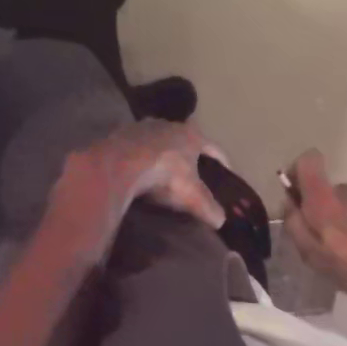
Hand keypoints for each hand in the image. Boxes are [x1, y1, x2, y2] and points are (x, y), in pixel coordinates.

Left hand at [57, 119, 227, 229]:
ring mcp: (142, 127)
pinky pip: (135, 148)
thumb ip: (209, 208)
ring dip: (163, 153)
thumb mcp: (192, 197)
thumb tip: (220, 221)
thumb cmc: (165, 177)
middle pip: (185, 140)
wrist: (119, 166)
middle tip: (194, 173)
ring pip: (159, 141)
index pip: (215, 149)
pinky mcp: (119, 134)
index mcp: (192, 136)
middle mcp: (169, 125)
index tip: (227, 174)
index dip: (223, 163)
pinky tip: (137, 170)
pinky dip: (140, 158)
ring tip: (164, 171)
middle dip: (190, 156)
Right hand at [283, 150, 346, 303]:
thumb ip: (295, 226)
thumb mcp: (313, 255)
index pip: (308, 161)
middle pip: (326, 189)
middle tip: (322, 241)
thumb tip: (289, 203)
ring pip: (345, 202)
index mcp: (325, 200)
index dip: (297, 171)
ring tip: (346, 249)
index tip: (295, 196)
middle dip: (319, 209)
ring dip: (341, 219)